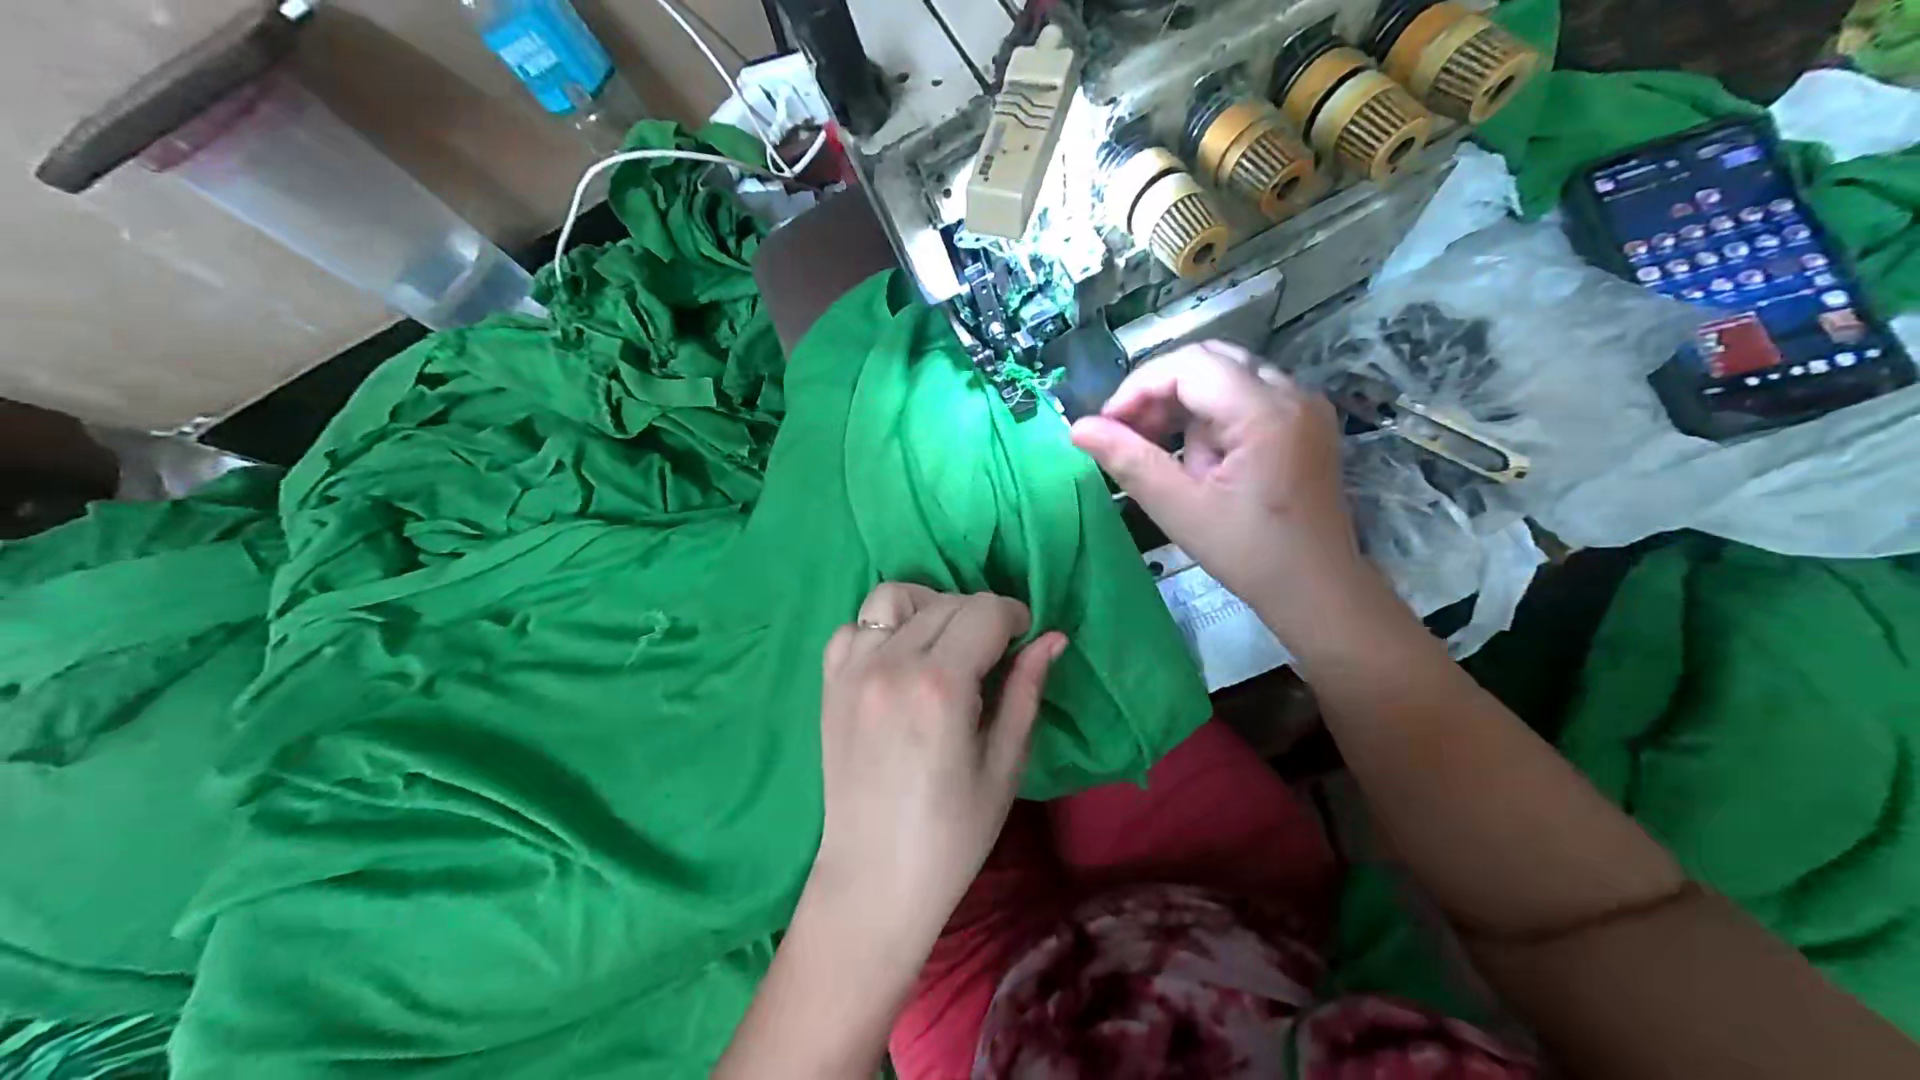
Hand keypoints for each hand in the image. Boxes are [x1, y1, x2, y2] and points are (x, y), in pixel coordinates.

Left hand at [812, 583, 1067, 929]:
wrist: (874, 879)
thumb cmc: (953, 835)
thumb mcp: (1005, 764)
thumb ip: (1025, 691)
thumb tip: (1052, 637)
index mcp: (941, 685)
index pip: (984, 611)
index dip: (1014, 616)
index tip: (1024, 638)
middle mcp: (891, 664)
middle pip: (946, 602)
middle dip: (980, 615)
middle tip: (994, 652)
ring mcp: (852, 671)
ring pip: (894, 598)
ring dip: (929, 608)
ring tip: (945, 644)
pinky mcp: (829, 685)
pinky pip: (854, 627)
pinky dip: (882, 629)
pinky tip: (900, 660)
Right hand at [1069, 340, 1361, 628]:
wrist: (1318, 590)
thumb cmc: (1249, 554)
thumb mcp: (1180, 509)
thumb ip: (1128, 460)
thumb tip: (1078, 428)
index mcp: (1265, 413)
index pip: (1189, 366)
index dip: (1139, 388)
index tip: (1108, 426)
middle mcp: (1292, 394)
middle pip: (1208, 362)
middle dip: (1159, 391)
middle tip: (1128, 433)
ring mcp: (1303, 406)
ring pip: (1225, 377)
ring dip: (1183, 406)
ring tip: (1161, 452)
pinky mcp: (1303, 423)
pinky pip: (1245, 397)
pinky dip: (1210, 417)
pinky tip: (1197, 458)